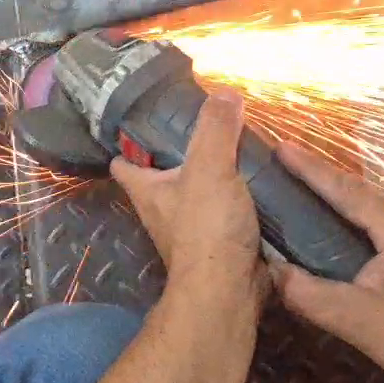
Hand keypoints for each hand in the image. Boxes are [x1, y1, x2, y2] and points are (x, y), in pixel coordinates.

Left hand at [110, 90, 268, 321]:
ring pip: (196, 194)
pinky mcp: (217, 244)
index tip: (146, 119)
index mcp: (146, 190)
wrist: (229, 290)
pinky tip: (260, 184)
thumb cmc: (206, 227)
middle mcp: (160, 209)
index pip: (123, 162)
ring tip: (242, 149)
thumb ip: (215, 129)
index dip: (128, 142)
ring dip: (214, 177)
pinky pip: (224, 214)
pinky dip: (238, 200)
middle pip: (162, 175)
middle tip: (209, 126)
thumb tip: (224, 93)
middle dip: (181, 154)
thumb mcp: (210, 168)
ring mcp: (187, 229)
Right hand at [269, 142, 383, 382]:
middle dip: (331, 191)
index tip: (282, 146)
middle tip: (293, 183)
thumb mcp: (363, 327)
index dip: (311, 169)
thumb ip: (311, 296)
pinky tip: (374, 263)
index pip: (350, 192)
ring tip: (325, 225)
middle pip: (373, 203)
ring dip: (359, 220)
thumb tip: (272, 271)